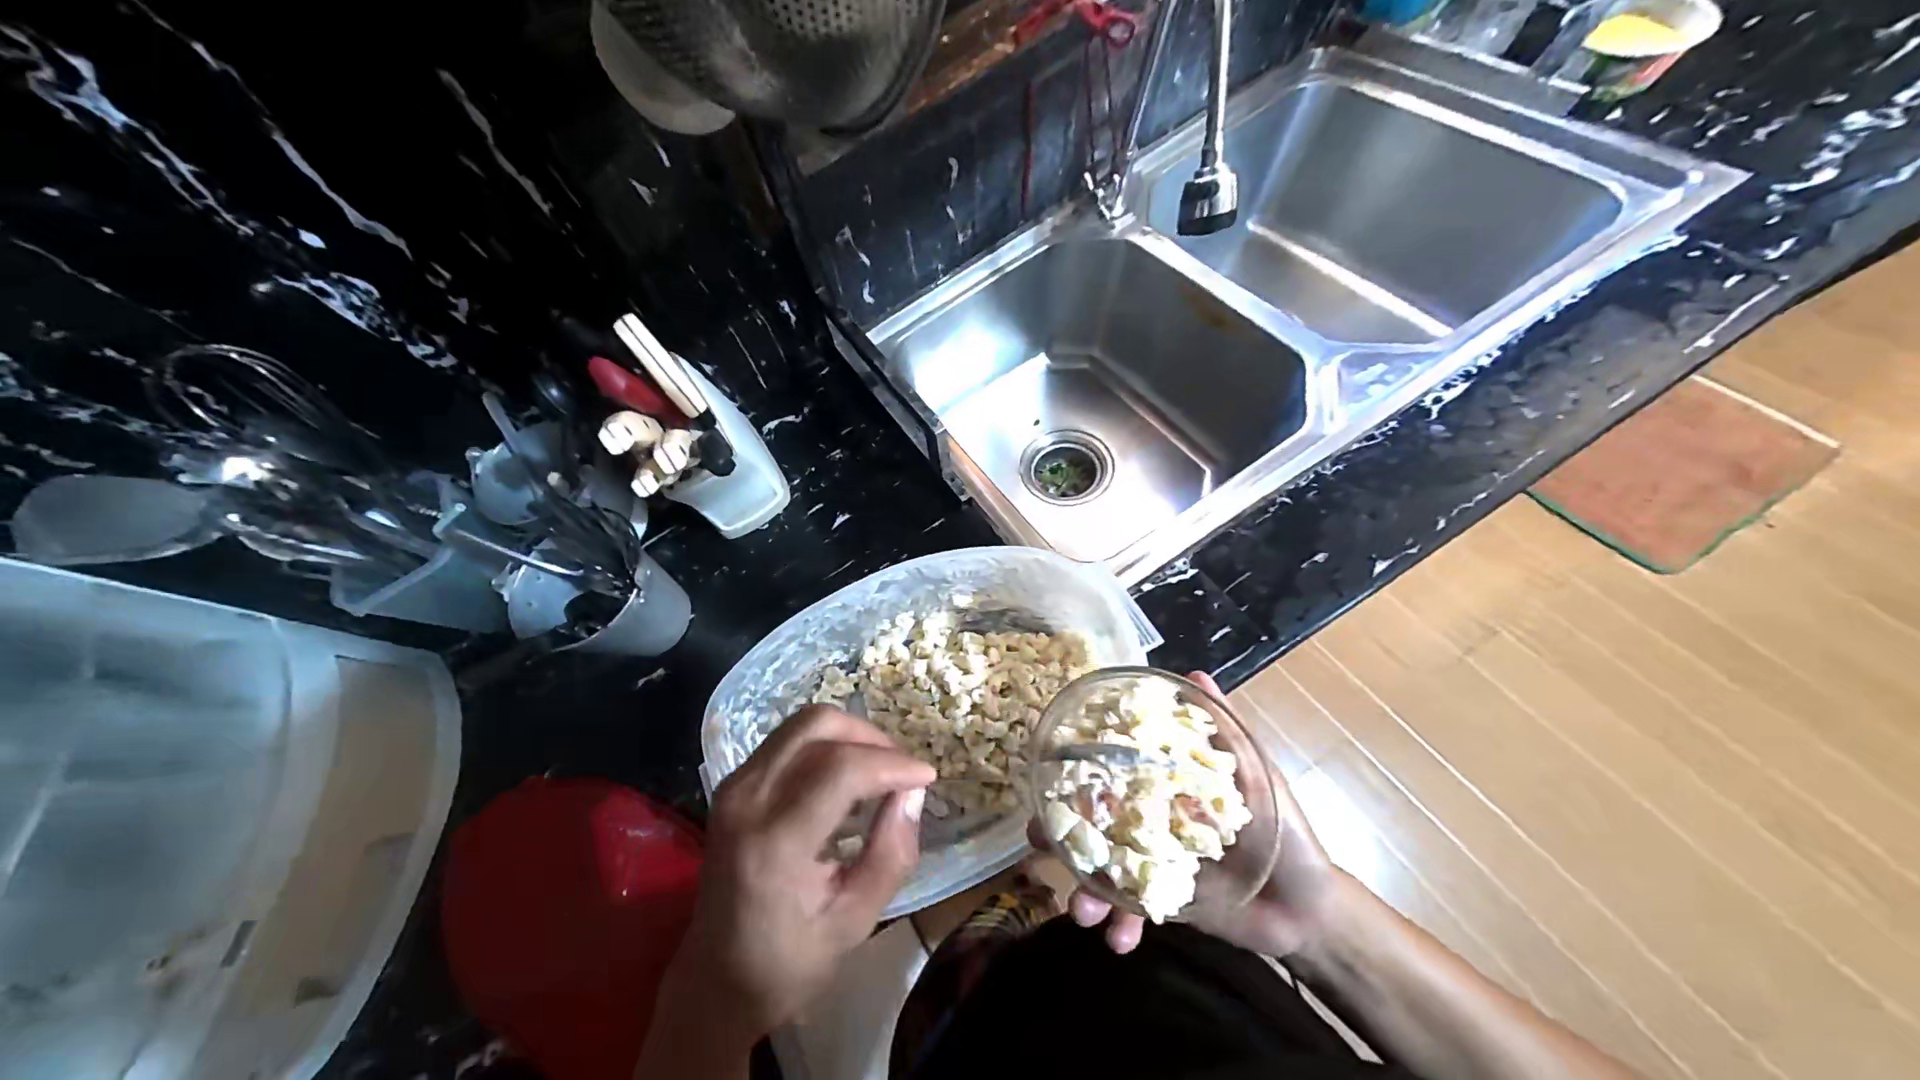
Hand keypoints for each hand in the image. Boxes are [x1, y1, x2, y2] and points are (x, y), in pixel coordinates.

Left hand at [658, 705, 934, 1041]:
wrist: (715, 980)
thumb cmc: (789, 962)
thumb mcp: (855, 920)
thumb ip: (891, 853)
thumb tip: (914, 792)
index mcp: (775, 842)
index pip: (841, 769)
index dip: (892, 764)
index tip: (926, 778)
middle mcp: (747, 800)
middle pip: (818, 725)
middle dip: (871, 737)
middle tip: (902, 769)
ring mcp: (734, 786)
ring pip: (802, 724)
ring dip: (849, 735)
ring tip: (880, 769)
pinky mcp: (733, 784)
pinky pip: (788, 740)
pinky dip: (826, 744)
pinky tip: (847, 776)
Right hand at [1044, 671, 1338, 956]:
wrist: (1310, 910)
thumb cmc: (1285, 832)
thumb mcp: (1257, 777)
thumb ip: (1227, 729)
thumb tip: (1197, 672)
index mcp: (1165, 788)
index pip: (1113, 775)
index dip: (1077, 774)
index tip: (1048, 774)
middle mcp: (1150, 822)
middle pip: (1095, 823)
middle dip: (1062, 834)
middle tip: (1040, 842)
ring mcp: (1153, 865)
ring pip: (1105, 872)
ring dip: (1084, 890)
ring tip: (1081, 910)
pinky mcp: (1162, 905)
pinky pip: (1131, 915)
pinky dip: (1120, 927)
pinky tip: (1118, 940)